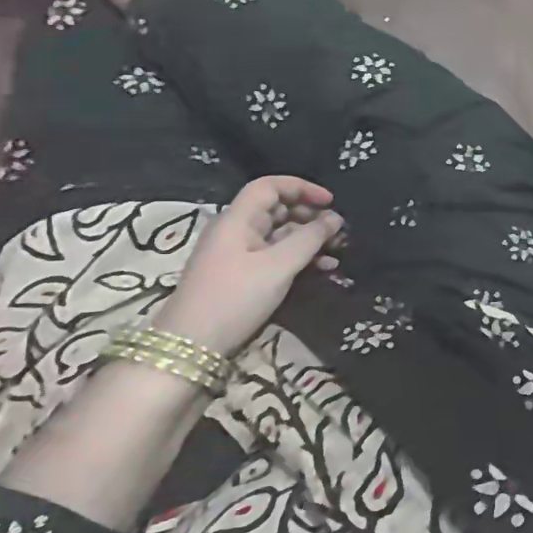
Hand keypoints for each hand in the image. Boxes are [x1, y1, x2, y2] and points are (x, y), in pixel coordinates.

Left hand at [153, 176, 344, 354]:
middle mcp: (237, 230)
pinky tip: (324, 268)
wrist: (193, 345)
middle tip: (338, 230)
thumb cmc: (235, 298)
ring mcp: (239, 254)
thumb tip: (335, 218)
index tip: (331, 201)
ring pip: (279, 235)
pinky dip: (299, 257)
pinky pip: (276, 256)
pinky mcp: (243, 276)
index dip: (301, 188)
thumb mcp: (278, 266)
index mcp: (238, 219)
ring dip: (309, 239)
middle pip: (276, 209)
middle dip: (310, 215)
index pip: (269, 187)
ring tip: (338, 250)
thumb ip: (309, 239)